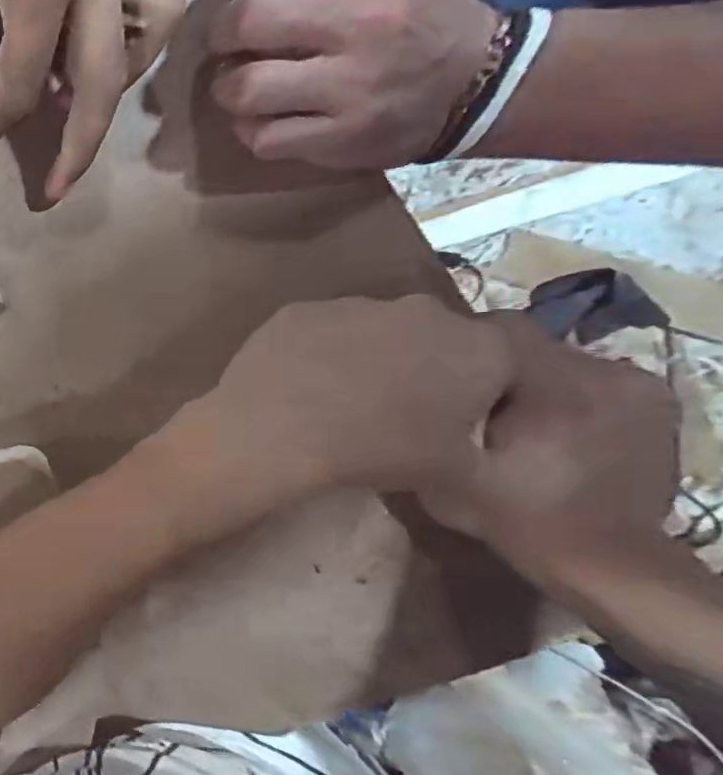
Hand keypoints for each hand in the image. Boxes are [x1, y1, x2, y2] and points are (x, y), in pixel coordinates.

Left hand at [181, 295, 512, 492]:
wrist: (275, 433)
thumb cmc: (374, 452)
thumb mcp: (454, 468)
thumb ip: (477, 448)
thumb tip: (468, 446)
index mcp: (481, 347)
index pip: (498, 360)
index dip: (476, 388)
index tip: (449, 414)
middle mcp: (422, 312)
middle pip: (431, 337)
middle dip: (419, 363)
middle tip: (388, 404)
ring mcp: (354, 306)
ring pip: (370, 327)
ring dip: (362, 352)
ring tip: (332, 394)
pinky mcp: (296, 311)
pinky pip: (314, 329)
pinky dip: (310, 349)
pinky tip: (292, 380)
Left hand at [208, 0, 499, 167]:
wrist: (476, 86)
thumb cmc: (412, 17)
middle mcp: (372, 17)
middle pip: (250, 18)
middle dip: (221, 33)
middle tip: (229, 43)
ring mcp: (354, 83)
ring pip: (244, 86)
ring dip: (227, 88)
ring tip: (243, 84)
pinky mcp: (337, 136)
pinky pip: (258, 135)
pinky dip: (248, 129)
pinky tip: (266, 118)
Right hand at [421, 313, 680, 564]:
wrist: (606, 557)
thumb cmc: (515, 518)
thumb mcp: (444, 478)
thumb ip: (428, 428)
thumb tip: (403, 391)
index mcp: (560, 389)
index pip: (499, 329)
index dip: (454, 343)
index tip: (426, 371)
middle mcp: (609, 375)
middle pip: (530, 342)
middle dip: (489, 364)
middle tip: (458, 397)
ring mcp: (642, 387)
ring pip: (558, 358)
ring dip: (524, 378)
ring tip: (499, 412)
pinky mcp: (656, 402)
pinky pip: (589, 376)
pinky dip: (559, 391)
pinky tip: (542, 422)